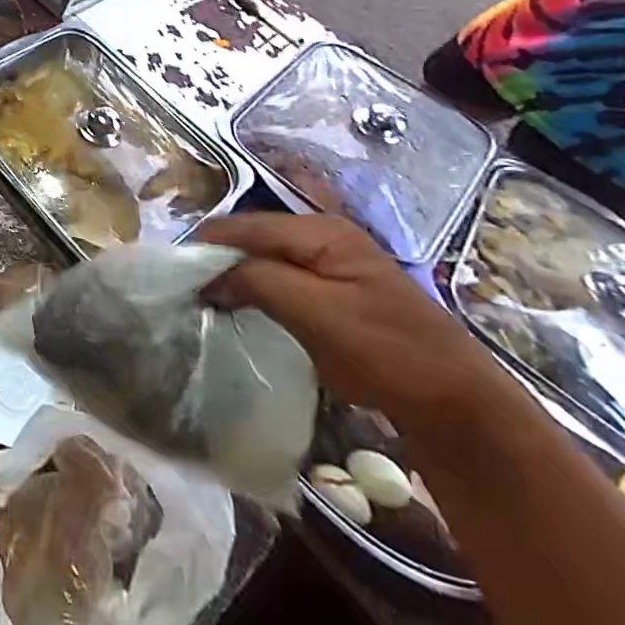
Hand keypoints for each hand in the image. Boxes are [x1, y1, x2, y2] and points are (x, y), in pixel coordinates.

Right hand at [197, 214, 503, 426]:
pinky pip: (280, 277)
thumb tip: (209, 276)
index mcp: (320, 232)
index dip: (207, 245)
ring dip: (234, 274)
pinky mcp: (333, 289)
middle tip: (183, 287)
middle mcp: (323, 236)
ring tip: (202, 298)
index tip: (172, 272)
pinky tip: (238, 306)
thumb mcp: (317, 314)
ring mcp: (330, 262)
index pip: (247, 226)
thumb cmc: (385, 351)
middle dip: (217, 257)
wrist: (452, 398)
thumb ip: (259, 282)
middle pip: (254, 237)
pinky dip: (254, 287)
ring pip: (265, 257)